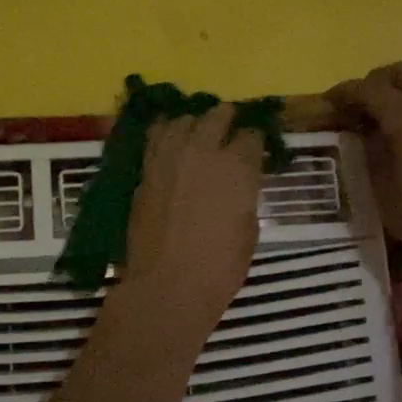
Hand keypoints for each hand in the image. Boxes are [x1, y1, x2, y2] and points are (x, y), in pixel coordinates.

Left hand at [121, 104, 266, 325]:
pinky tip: (172, 139)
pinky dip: (167, 132)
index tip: (255, 146)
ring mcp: (170, 156)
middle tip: (229, 128)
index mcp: (238, 166)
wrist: (167, 285)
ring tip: (198, 132)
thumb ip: (245, 195)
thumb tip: (238, 184)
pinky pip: (156, 137)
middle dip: (226, 119)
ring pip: (183, 120)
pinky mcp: (146, 169)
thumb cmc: (220, 267)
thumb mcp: (248, 230)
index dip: (255, 139)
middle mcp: (204, 150)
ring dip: (195, 123)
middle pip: (217, 116)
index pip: (252, 135)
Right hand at [328, 59, 401, 278]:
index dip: (345, 92)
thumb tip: (359, 133)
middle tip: (357, 105)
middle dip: (376, 80)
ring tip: (376, 120)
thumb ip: (368, 154)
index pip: (371, 88)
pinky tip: (400, 136)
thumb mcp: (381, 190)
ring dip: (397, 91)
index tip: (325, 104)